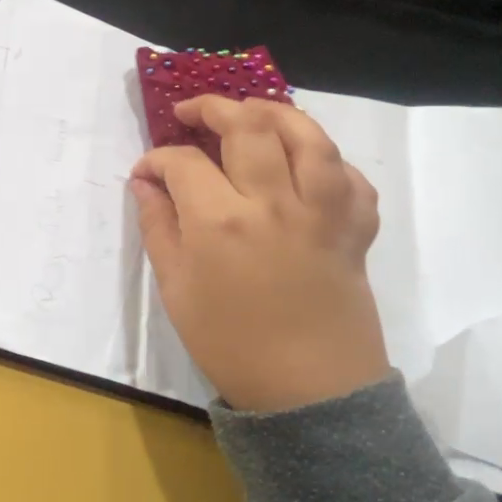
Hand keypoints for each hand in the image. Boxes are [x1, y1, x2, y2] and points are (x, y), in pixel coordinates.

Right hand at [129, 96, 388, 412]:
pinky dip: (329, 161)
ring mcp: (322, 215)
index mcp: (220, 221)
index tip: (145, 173)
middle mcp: (273, 204)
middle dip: (213, 108)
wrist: (309, 393)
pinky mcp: (355, 233)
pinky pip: (351, 179)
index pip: (182, 162)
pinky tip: (305, 166)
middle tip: (191, 114)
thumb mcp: (174, 286)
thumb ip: (158, 225)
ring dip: (277, 115)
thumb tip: (145, 183)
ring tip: (252, 115)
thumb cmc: (229, 341)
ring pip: (310, 138)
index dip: (157, 158)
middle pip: (249, 127)